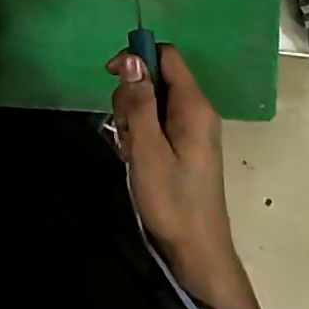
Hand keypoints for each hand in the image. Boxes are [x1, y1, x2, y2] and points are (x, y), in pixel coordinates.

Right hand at [108, 45, 234, 283]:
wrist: (196, 252)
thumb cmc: (171, 201)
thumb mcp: (147, 148)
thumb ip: (139, 102)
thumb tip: (131, 58)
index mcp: (194, 106)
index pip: (167, 55)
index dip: (137, 57)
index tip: (112, 77)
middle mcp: (196, 111)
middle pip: (156, 77)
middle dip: (130, 95)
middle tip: (123, 129)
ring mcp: (191, 129)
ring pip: (151, 100)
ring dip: (131, 116)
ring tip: (128, 148)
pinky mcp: (183, 146)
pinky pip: (155, 121)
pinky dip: (138, 132)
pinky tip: (133, 156)